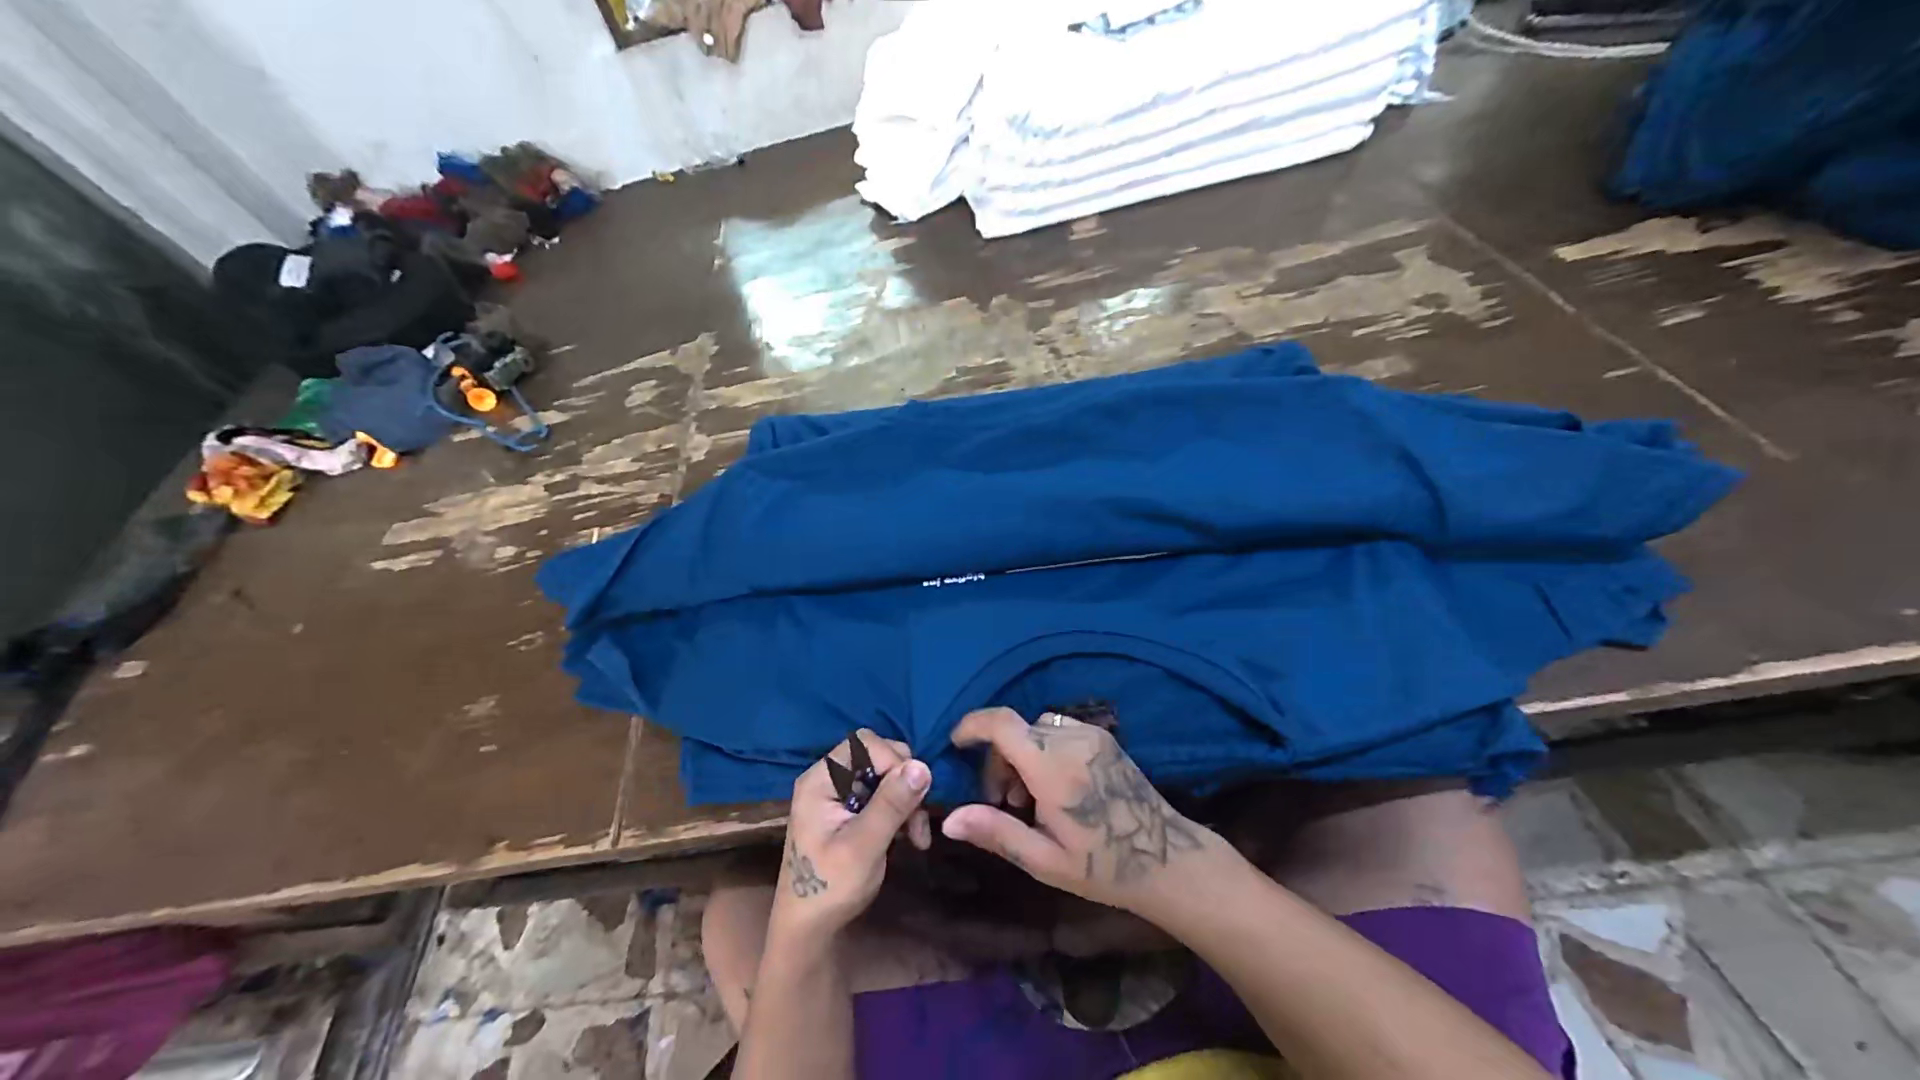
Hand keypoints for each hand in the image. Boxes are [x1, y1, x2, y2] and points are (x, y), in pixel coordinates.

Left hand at [771, 731, 932, 937]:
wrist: (809, 930)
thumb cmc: (829, 888)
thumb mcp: (864, 846)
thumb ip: (891, 804)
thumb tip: (922, 765)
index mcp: (820, 780)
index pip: (865, 744)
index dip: (894, 761)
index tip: (913, 793)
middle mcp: (828, 779)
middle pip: (877, 756)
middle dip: (904, 781)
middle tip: (918, 817)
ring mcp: (839, 795)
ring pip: (885, 775)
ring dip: (907, 799)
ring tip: (917, 836)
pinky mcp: (852, 811)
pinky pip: (884, 794)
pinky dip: (901, 811)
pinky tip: (911, 837)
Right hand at [941, 708, 1221, 915]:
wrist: (1169, 860)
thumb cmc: (1104, 867)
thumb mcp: (1044, 860)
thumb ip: (995, 833)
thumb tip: (948, 820)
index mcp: (1053, 767)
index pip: (1001, 723)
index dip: (972, 726)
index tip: (956, 745)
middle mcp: (1072, 740)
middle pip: (1016, 730)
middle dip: (998, 759)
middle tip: (1002, 802)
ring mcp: (1092, 735)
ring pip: (1036, 729)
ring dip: (1021, 755)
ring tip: (1028, 799)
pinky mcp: (1105, 739)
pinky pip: (1059, 731)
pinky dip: (1043, 750)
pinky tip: (1052, 787)